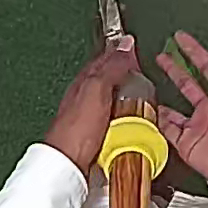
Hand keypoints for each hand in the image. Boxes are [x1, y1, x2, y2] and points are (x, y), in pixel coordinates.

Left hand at [42, 36, 140, 171]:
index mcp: (83, 82)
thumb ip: (111, 68)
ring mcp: (90, 119)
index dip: (118, 53)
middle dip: (123, 75)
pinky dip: (122, 120)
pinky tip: (128, 123)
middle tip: (139, 71)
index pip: (103, 60)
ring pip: (110, 103)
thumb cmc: (76, 128)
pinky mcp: (95, 137)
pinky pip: (112, 123)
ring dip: (124, 99)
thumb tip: (125, 45)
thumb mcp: (97, 89)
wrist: (68, 162)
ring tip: (139, 98)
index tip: (133, 48)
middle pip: (106, 81)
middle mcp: (84, 99)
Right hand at [156, 27, 207, 207]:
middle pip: (187, 84)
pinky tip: (148, 113)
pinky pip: (168, 132)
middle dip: (174, 69)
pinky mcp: (189, 145)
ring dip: (162, 97)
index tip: (182, 39)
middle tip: (161, 57)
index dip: (194, 51)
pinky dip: (156, 124)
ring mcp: (200, 127)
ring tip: (147, 86)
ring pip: (175, 108)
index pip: (207, 66)